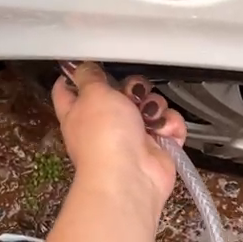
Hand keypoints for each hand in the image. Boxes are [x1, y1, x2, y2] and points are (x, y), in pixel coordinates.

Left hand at [51, 62, 188, 209]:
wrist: (131, 177)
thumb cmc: (104, 137)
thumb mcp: (91, 93)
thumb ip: (89, 75)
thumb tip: (84, 67)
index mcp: (81, 111)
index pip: (72, 88)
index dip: (79, 74)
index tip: (91, 64)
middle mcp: (107, 124)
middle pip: (122, 92)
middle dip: (134, 87)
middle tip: (133, 94)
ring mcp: (134, 137)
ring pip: (150, 106)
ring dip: (155, 106)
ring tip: (150, 116)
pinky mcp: (158, 148)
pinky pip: (170, 125)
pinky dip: (170, 125)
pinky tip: (163, 130)